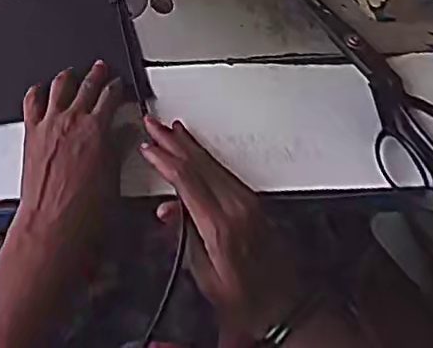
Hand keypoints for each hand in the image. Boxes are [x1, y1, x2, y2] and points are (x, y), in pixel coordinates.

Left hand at [8, 61, 126, 261]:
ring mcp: (50, 123)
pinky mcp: (32, 131)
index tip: (118, 85)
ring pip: (60, 85)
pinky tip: (40, 89)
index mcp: (97, 129)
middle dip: (96, 73)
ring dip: (69, 76)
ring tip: (72, 72)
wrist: (52, 228)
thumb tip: (125, 134)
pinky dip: (37, 92)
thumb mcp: (113, 178)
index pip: (111, 96)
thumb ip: (119, 148)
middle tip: (100, 68)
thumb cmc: (84, 213)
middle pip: (87, 85)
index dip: (116, 87)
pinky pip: (32, 101)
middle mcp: (73, 120)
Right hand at [139, 117, 302, 340]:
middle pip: (197, 162)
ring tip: (167, 128)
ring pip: (210, 160)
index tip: (147, 149)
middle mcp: (235, 206)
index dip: (163, 160)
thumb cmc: (246, 300)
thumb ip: (184, 238)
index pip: (186, 179)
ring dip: (186, 142)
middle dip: (171, 140)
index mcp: (220, 226)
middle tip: (152, 124)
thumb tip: (166, 211)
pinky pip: (220, 167)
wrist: (285, 307)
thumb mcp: (206, 278)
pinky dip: (201, 153)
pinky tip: (193, 146)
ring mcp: (245, 200)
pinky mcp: (250, 199)